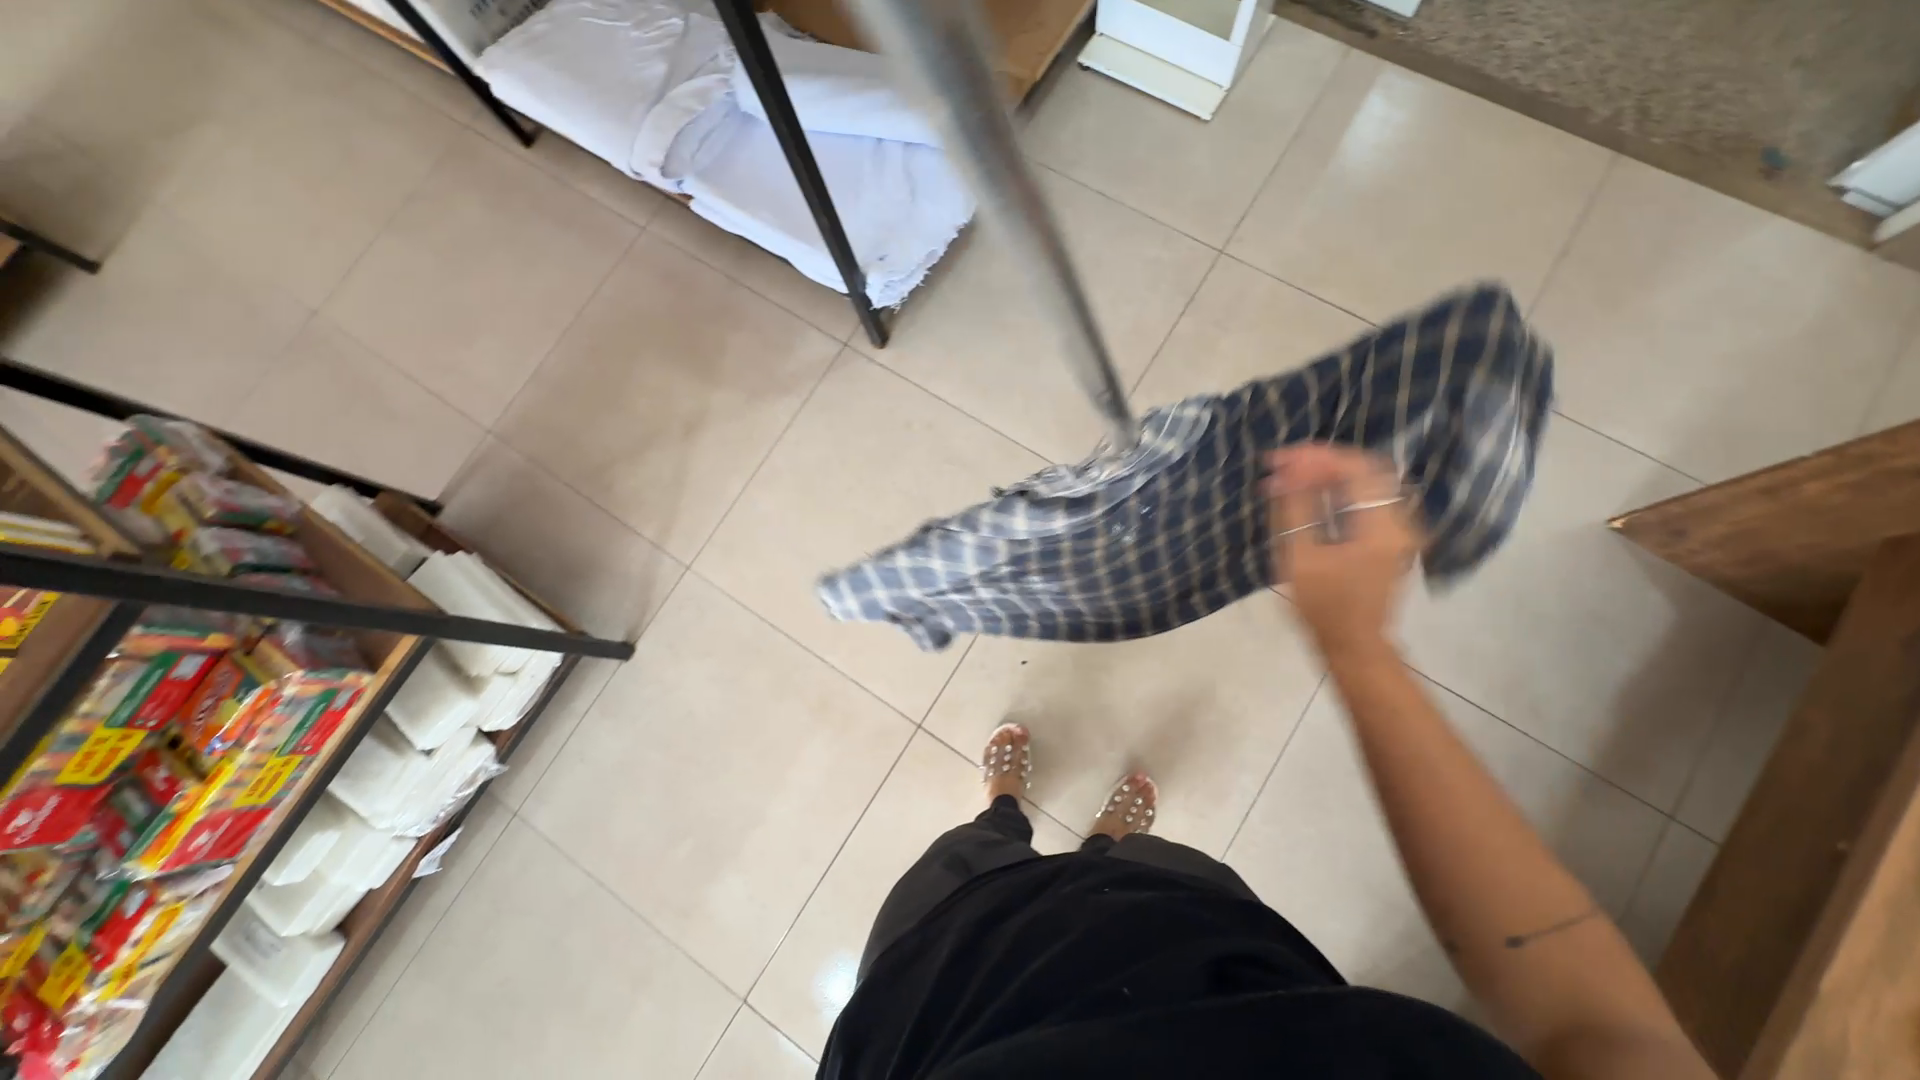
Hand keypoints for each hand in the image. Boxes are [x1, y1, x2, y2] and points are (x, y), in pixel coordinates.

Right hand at [1262, 444, 1417, 658]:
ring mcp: (1400, 528)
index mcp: (1382, 526)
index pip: (1354, 469)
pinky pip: (1367, 497)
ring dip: (1329, 473)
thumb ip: (1296, 510)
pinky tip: (1311, 494)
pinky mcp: (1391, 536)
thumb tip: (1286, 473)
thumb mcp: (1301, 559)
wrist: (1354, 645)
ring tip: (1292, 476)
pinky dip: (1338, 489)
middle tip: (1283, 465)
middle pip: (1365, 469)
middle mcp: (1401, 521)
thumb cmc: (1324, 607)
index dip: (1314, 458)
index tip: (1278, 461)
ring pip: (1366, 481)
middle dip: (1322, 461)